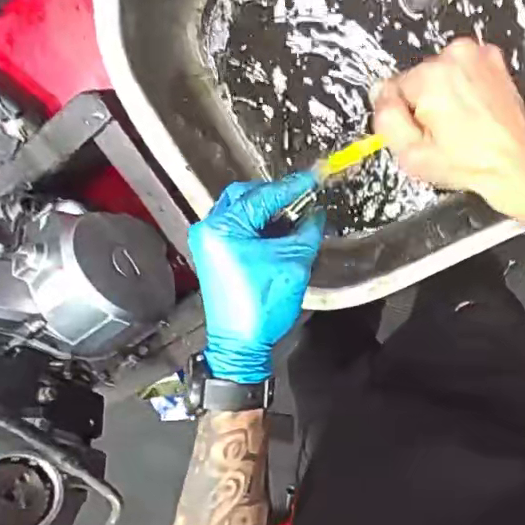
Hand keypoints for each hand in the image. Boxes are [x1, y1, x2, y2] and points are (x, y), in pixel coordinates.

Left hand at [189, 172, 322, 383]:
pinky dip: (259, 228)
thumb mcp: (294, 263)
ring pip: (242, 212)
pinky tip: (280, 233)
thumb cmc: (261, 306)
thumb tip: (315, 214)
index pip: (263, 196)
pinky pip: (238, 230)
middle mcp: (209, 230)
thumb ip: (307, 232)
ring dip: (268, 212)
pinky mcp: (215, 256)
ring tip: (295, 216)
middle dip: (276, 197)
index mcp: (223, 227)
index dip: (292, 187)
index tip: (312, 179)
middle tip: (303, 197)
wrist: (241, 344)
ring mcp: (209, 243)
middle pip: (246, 197)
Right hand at [371, 38, 524, 219]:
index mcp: (430, 77)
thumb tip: (379, 94)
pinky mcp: (492, 60)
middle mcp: (453, 57)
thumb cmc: (471, 163)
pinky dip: (465, 89)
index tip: (424, 134)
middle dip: (425, 105)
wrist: (513, 163)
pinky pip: (463, 72)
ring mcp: (477, 55)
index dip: (406, 117)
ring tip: (462, 125)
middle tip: (444, 133)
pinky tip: (474, 112)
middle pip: (419, 80)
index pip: (394, 89)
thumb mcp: (412, 155)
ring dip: (446, 96)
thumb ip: (386, 120)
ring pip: (441, 75)